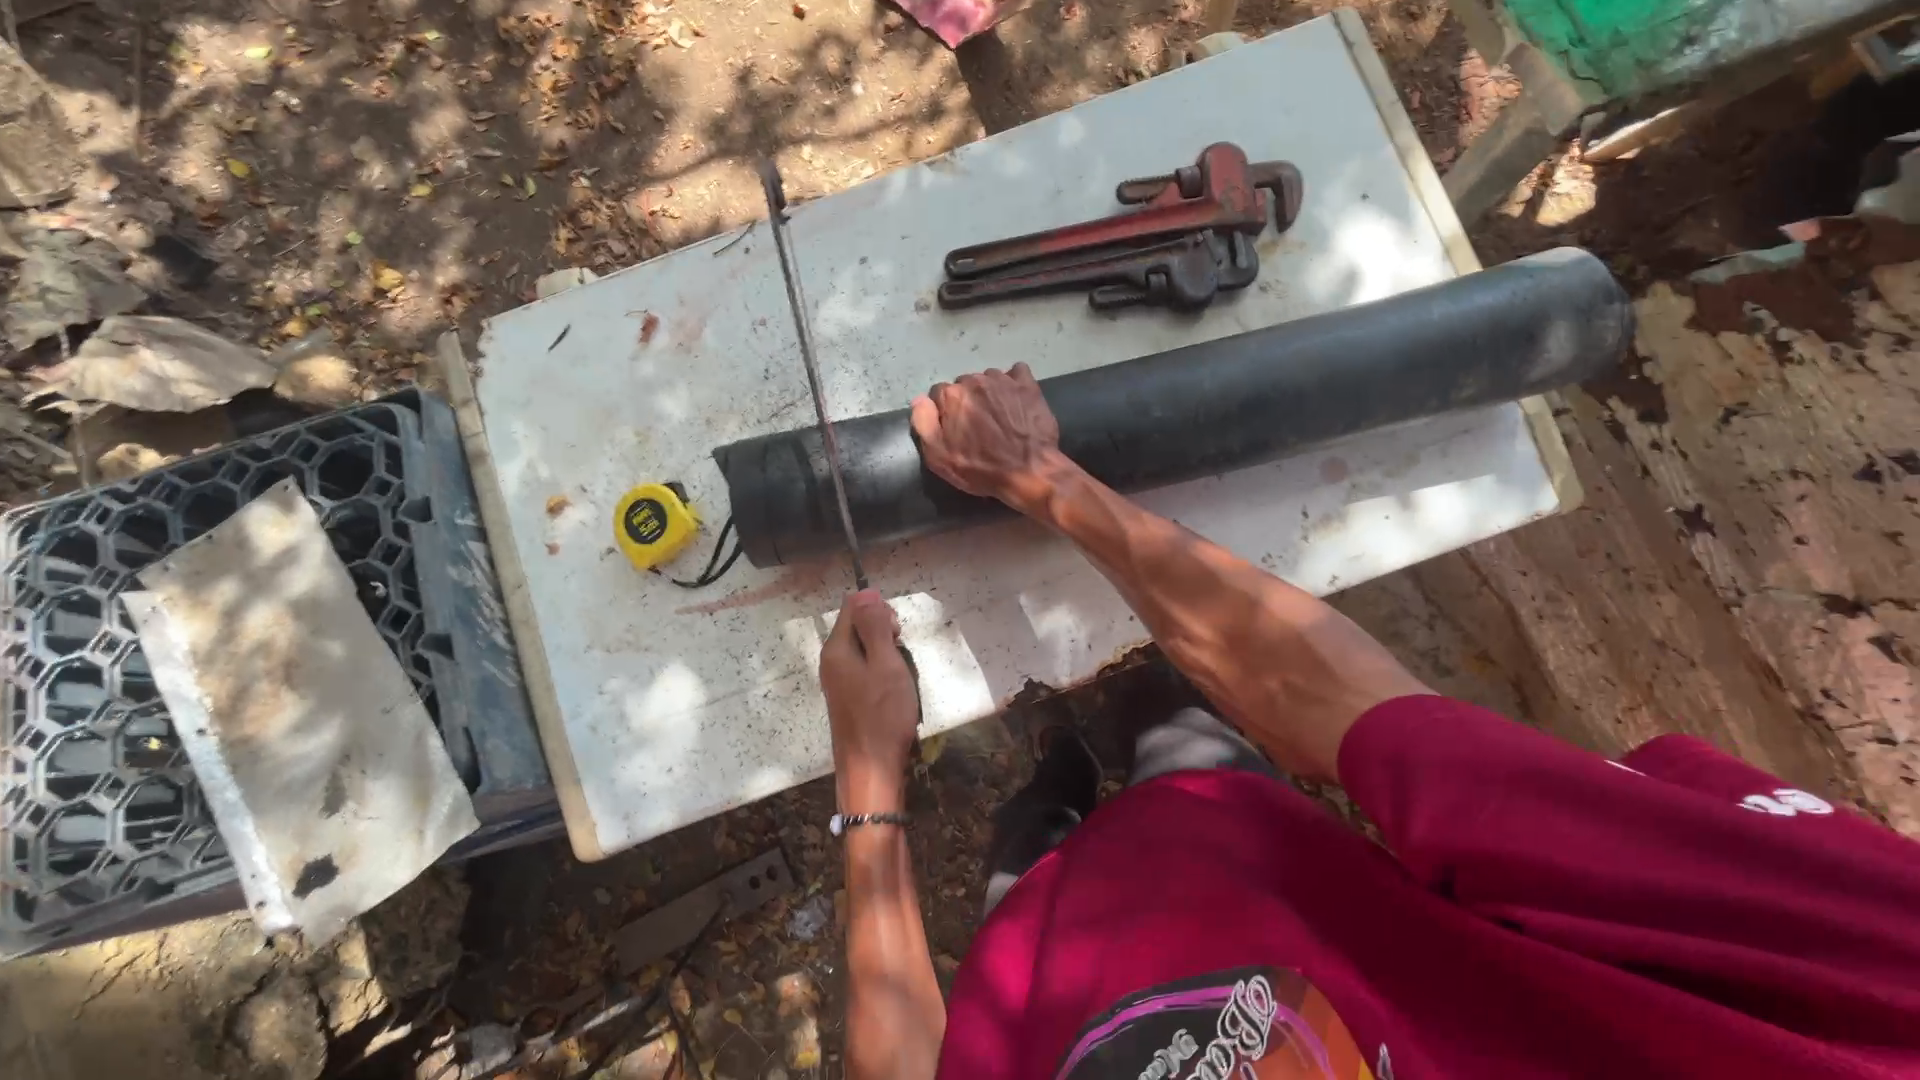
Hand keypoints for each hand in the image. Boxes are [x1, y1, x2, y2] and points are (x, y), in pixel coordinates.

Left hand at [820, 590, 917, 811]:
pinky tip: (895, 692)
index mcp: (836, 649)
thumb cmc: (883, 715)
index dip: (878, 611)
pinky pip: (866, 671)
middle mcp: (831, 662)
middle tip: (901, 657)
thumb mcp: (885, 664)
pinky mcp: (848, 699)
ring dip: (887, 656)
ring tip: (901, 678)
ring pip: (865, 650)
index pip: (852, 607)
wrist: (871, 769)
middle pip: (857, 627)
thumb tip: (865, 592)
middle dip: (884, 634)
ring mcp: (838, 682)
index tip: (897, 634)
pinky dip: (883, 674)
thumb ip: (874, 627)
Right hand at [910, 363, 1071, 515]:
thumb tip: (920, 400)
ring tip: (999, 416)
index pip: (939, 395)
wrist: (1027, 471)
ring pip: (988, 379)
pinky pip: (1016, 372)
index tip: (955, 430)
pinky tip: (1016, 400)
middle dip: (967, 402)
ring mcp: (1003, 380)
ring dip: (989, 393)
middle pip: (964, 385)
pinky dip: (1014, 383)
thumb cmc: (980, 468)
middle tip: (978, 426)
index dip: (945, 413)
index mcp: (951, 395)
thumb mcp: (938, 456)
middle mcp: (974, 380)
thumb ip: (922, 423)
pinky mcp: (1027, 385)